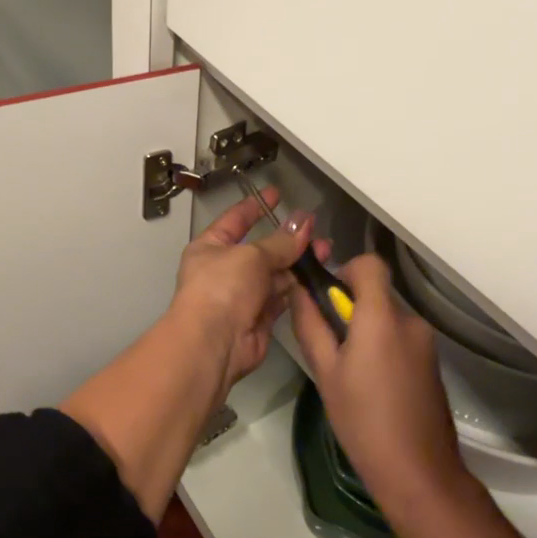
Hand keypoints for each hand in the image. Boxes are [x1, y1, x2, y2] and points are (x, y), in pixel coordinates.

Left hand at [173, 187, 329, 386]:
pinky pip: (281, 297)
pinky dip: (298, 288)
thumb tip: (303, 222)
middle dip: (288, 240)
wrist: (213, 343)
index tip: (277, 194)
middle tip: (316, 229)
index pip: (234, 220)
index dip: (255, 206)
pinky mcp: (259, 318)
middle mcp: (225, 269)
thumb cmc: (222, 288)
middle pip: (261, 249)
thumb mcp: (251, 256)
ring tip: (326, 249)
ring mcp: (242, 295)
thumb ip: (280, 242)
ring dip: (298, 263)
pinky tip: (319, 276)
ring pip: (275, 274)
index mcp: (210, 247)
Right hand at [289, 254, 471, 510]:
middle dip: (350, 310)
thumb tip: (298, 290)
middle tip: (330, 348)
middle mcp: (409, 321)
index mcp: (381, 317)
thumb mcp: (325, 372)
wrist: (419, 473)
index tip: (328, 300)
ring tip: (349, 374)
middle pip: (376, 293)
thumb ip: (310, 324)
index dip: (346, 271)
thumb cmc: (363, 420)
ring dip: (366, 332)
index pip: (370, 264)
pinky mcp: (432, 364)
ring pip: (387, 319)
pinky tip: (371, 388)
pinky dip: (383, 350)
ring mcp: (426, 344)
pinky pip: (400, 340)